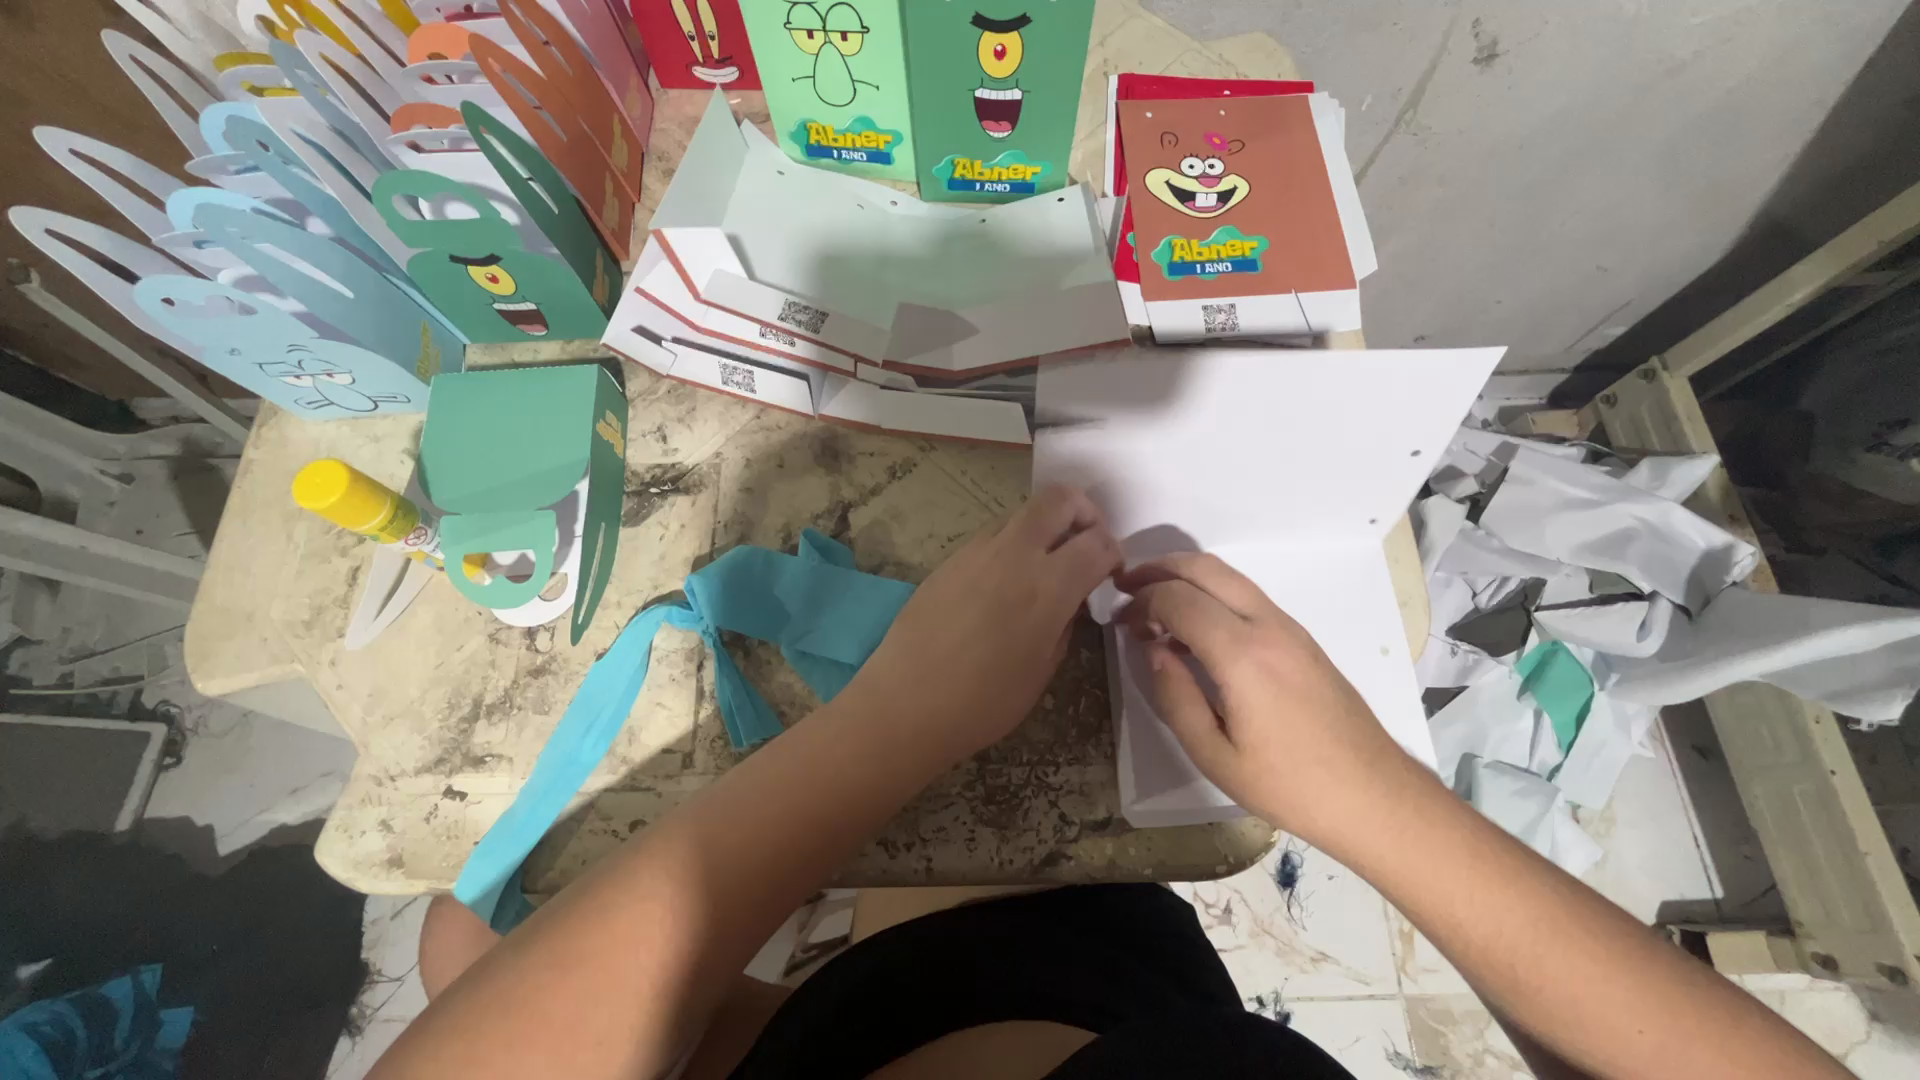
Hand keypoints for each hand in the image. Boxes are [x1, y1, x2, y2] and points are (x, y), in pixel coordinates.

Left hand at [848, 485, 1121, 767]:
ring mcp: (977, 551)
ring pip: (1023, 514)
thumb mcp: (1042, 671)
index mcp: (1048, 585)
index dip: (1113, 553)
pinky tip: (1004, 584)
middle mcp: (1014, 553)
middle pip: (1059, 499)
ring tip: (1043, 568)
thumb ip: (1065, 624)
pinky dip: (1011, 545)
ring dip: (1044, 528)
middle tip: (1085, 545)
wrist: (905, 702)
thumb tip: (1070, 599)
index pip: (1098, 542)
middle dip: (1083, 513)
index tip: (1110, 574)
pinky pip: (992, 536)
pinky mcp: (950, 559)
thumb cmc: (983, 702)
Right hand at [1114, 554, 1416, 845]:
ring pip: (1229, 577)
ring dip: (1185, 579)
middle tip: (1125, 587)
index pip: (1178, 599)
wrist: (1374, 795)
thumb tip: (1152, 649)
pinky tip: (1193, 630)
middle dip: (1158, 569)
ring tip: (1151, 604)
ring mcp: (1290, 628)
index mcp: (1242, 654)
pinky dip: (1210, 596)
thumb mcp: (1213, 754)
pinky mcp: (1301, 640)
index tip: (1120, 623)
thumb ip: (1175, 696)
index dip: (1141, 603)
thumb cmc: (1288, 785)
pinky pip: (1246, 598)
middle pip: (1205, 568)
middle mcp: (1268, 626)